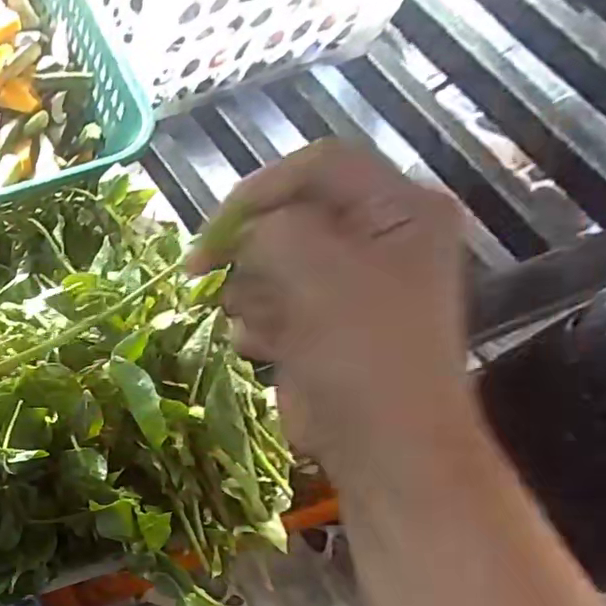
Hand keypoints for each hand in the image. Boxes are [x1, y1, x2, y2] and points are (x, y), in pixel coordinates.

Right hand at [189, 140, 475, 469]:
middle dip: (248, 252)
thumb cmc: (362, 352)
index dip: (258, 192)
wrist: (379, 439)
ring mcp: (342, 286)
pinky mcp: (316, 326)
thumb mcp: (318, 274)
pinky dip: (255, 325)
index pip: (318, 166)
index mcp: (396, 210)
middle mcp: (372, 240)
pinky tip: (262, 349)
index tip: (210, 234)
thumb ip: (272, 233)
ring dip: (249, 294)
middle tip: (208, 278)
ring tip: (260, 326)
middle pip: (286, 218)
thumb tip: (236, 238)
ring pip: (267, 265)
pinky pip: (267, 307)